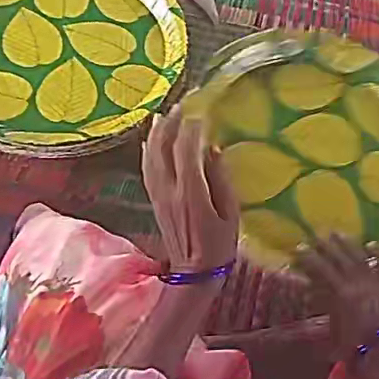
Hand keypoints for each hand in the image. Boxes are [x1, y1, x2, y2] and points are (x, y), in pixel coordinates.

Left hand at [141, 101, 237, 272]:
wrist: (194, 273)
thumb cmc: (220, 244)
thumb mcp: (230, 212)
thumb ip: (220, 178)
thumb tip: (212, 149)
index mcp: (191, 192)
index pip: (185, 150)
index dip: (191, 128)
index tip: (201, 112)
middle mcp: (169, 189)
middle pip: (163, 147)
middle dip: (171, 123)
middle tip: (182, 104)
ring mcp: (158, 194)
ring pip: (151, 156)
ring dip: (157, 132)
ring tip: (165, 114)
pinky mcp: (154, 200)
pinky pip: (147, 168)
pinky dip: (148, 150)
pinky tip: (151, 139)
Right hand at [297, 235, 378, 355]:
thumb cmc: (354, 345)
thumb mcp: (331, 329)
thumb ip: (322, 309)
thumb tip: (309, 296)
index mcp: (340, 292)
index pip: (321, 268)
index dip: (309, 257)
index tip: (299, 246)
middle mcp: (356, 282)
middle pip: (340, 259)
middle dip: (326, 246)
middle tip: (317, 235)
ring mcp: (375, 282)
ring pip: (360, 257)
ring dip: (349, 244)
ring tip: (339, 233)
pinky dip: (378, 254)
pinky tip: (372, 243)